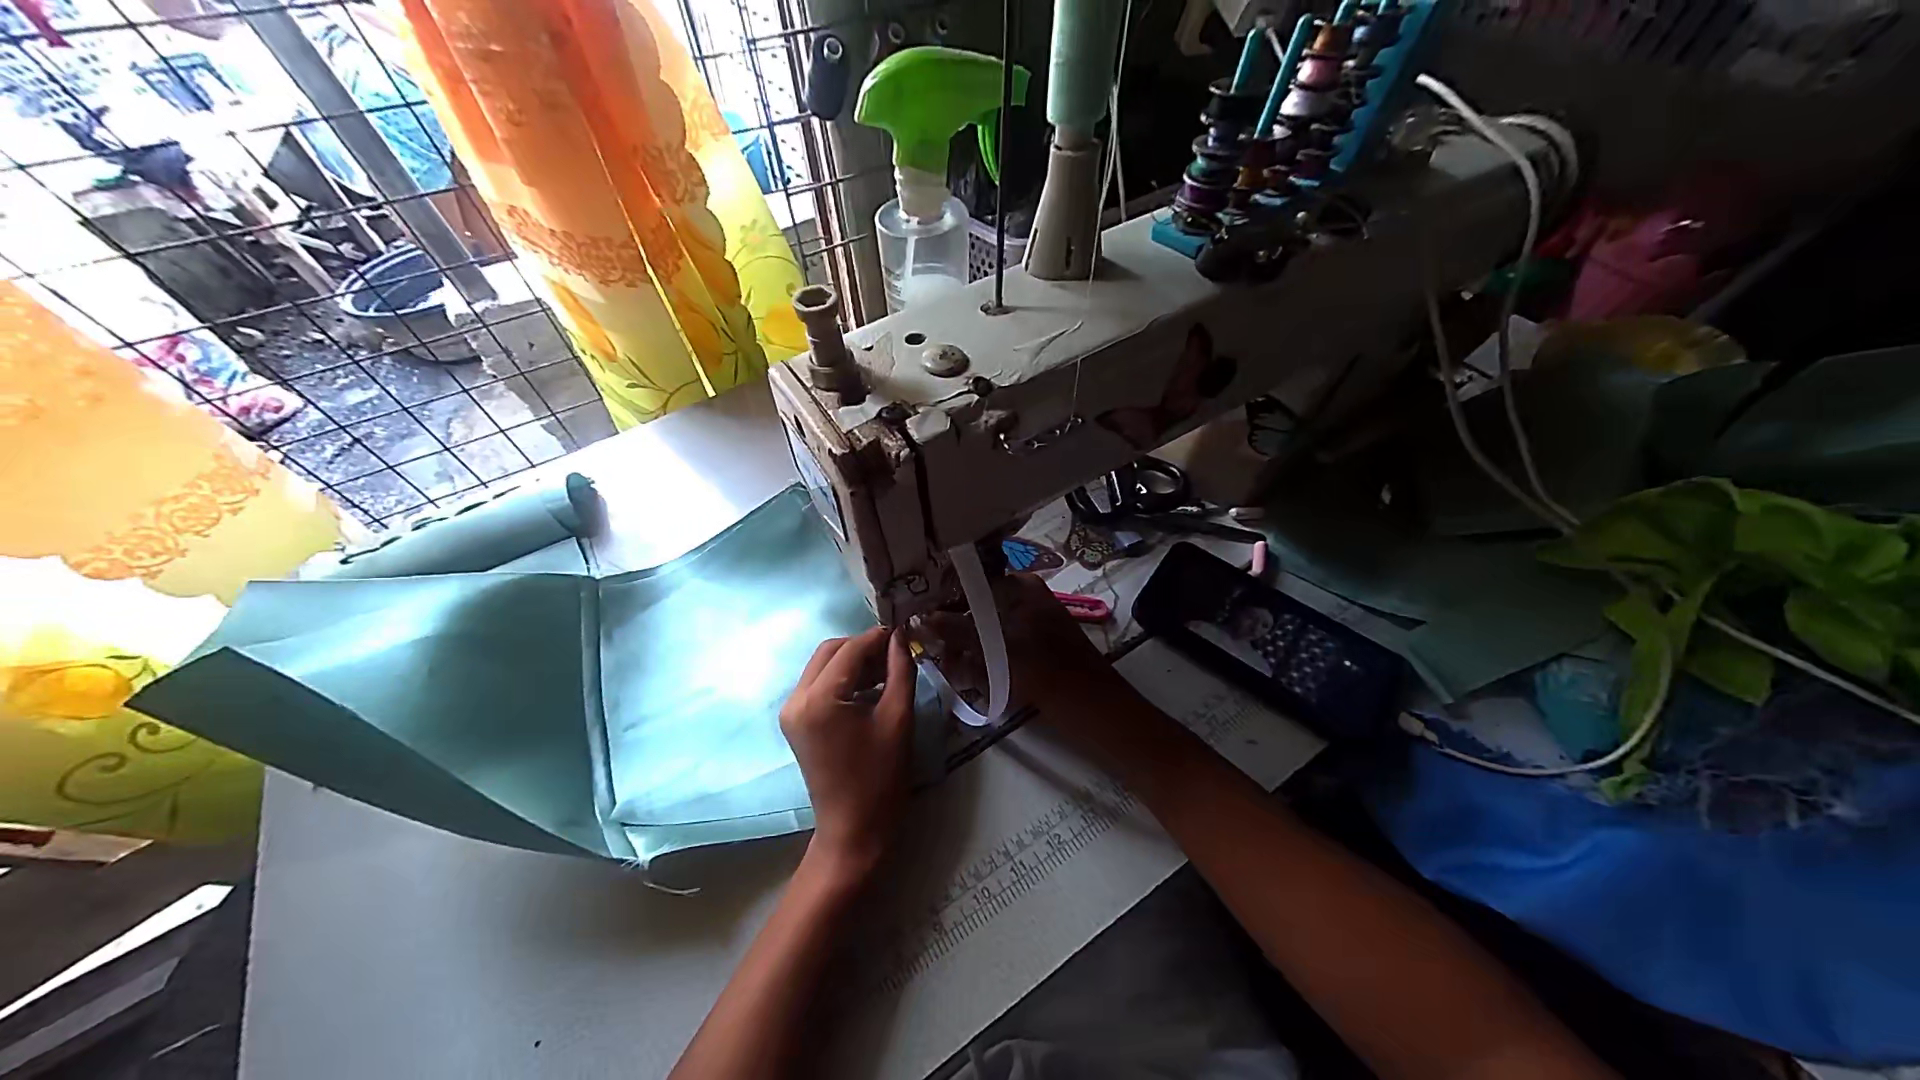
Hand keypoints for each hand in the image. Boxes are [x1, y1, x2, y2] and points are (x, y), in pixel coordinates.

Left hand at [779, 626, 914, 882]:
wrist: (853, 829)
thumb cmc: (880, 778)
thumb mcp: (898, 719)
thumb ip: (900, 671)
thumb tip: (902, 637)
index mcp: (820, 699)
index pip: (850, 649)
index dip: (879, 637)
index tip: (906, 632)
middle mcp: (797, 699)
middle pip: (830, 651)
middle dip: (863, 647)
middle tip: (897, 654)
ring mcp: (792, 711)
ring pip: (823, 665)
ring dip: (854, 662)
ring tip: (888, 672)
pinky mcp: (796, 722)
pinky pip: (819, 685)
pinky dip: (844, 680)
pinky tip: (871, 689)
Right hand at [918, 574, 1138, 738]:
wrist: (1094, 707)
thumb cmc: (1046, 672)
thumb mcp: (996, 650)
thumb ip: (957, 631)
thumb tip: (922, 618)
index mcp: (1020, 587)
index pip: (971, 579)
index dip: (943, 596)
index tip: (920, 614)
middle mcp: (1025, 597)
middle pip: (977, 604)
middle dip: (952, 625)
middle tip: (932, 647)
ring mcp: (1031, 621)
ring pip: (987, 626)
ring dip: (966, 644)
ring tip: (948, 665)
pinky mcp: (1034, 645)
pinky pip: (1000, 643)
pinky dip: (984, 655)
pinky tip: (969, 673)